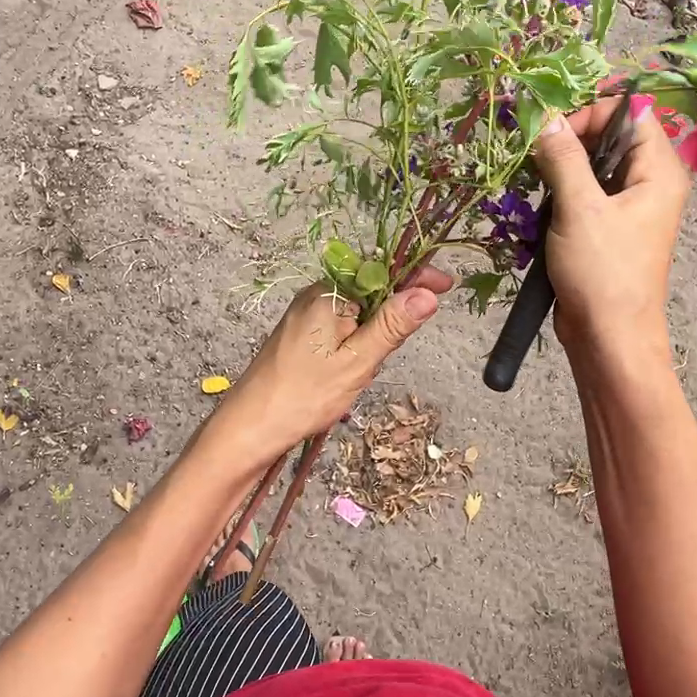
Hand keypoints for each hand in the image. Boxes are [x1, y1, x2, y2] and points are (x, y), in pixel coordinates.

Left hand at [212, 268, 452, 459]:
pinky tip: (347, 373)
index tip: (446, 285)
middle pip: (370, 290)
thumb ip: (393, 325)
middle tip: (385, 356)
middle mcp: (316, 295)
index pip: (382, 269)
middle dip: (389, 318)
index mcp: (329, 294)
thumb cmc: (304, 395)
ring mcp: (306, 314)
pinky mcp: (302, 334)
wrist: (250, 426)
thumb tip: (427, 293)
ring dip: (371, 338)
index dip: (415, 276)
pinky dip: (354, 346)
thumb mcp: (358, 361)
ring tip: (361, 372)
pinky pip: (341, 328)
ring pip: (357, 313)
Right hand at [529, 94, 689, 355]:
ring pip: (592, 165)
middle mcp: (650, 182)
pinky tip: (540, 206)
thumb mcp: (579, 209)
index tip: (552, 134)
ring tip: (534, 183)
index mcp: (660, 171)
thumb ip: (563, 157)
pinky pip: (585, 192)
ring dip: (560, 168)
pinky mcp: (607, 227)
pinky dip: (560, 192)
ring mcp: (629, 206)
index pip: (630, 113)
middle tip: (535, 157)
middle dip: (569, 139)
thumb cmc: (602, 273)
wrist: (608, 337)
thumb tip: (546, 118)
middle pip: (610, 136)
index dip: (590, 113)